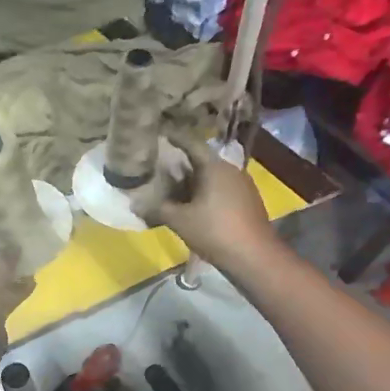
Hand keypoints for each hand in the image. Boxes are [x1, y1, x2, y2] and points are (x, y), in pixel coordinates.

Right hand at [149, 135, 279, 270]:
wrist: (255, 256)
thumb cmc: (215, 231)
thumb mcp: (180, 221)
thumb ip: (157, 209)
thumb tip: (134, 204)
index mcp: (214, 166)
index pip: (190, 142)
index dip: (173, 137)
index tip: (158, 133)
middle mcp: (230, 169)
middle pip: (201, 160)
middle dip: (180, 165)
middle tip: (158, 168)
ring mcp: (242, 185)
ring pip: (211, 176)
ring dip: (192, 181)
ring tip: (172, 190)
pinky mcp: (247, 201)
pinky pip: (221, 189)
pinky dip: (205, 193)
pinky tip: (193, 206)